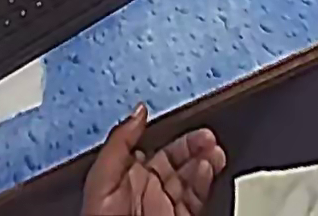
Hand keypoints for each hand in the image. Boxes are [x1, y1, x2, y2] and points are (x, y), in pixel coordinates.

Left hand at [82, 104, 225, 215]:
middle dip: (192, 146)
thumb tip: (139, 111)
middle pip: (175, 162)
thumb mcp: (103, 177)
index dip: (170, 133)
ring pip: (188, 180)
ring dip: (203, 163)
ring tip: (214, 150)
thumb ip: (120, 142)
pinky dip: (203, 184)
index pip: (153, 147)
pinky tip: (207, 170)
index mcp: (127, 175)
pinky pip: (194, 202)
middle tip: (207, 136)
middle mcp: (147, 190)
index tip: (184, 119)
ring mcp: (164, 207)